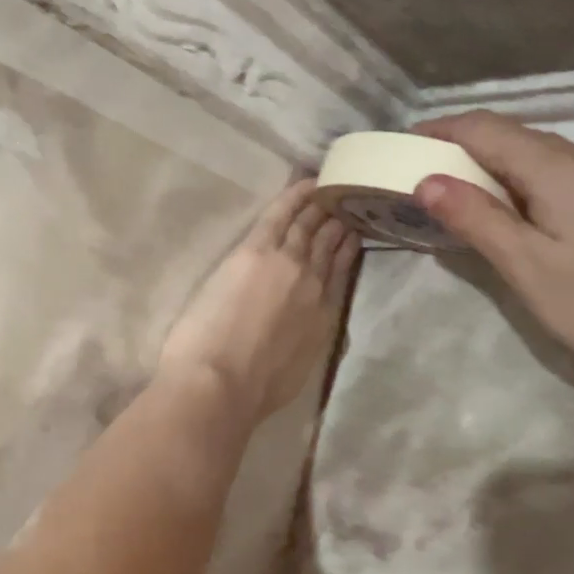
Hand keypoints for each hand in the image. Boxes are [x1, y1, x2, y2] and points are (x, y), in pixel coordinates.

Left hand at [157, 178, 357, 423]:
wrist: (220, 385)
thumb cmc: (251, 392)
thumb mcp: (297, 371)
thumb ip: (307, 343)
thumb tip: (307, 331)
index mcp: (322, 318)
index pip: (339, 275)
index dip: (346, 252)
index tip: (353, 235)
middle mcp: (314, 285)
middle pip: (328, 245)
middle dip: (337, 221)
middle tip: (345, 200)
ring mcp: (287, 263)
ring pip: (309, 225)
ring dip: (321, 205)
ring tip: (330, 187)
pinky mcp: (255, 252)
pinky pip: (281, 214)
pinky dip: (297, 196)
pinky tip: (308, 181)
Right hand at [410, 111, 573, 380]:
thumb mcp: (526, 265)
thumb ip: (476, 218)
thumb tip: (426, 180)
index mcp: (562, 169)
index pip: (488, 129)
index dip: (441, 131)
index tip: (399, 146)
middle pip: (511, 136)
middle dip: (458, 147)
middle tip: (413, 173)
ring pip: (532, 156)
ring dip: (485, 167)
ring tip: (443, 193)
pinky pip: (550, 177)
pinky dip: (512, 184)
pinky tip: (495, 212)